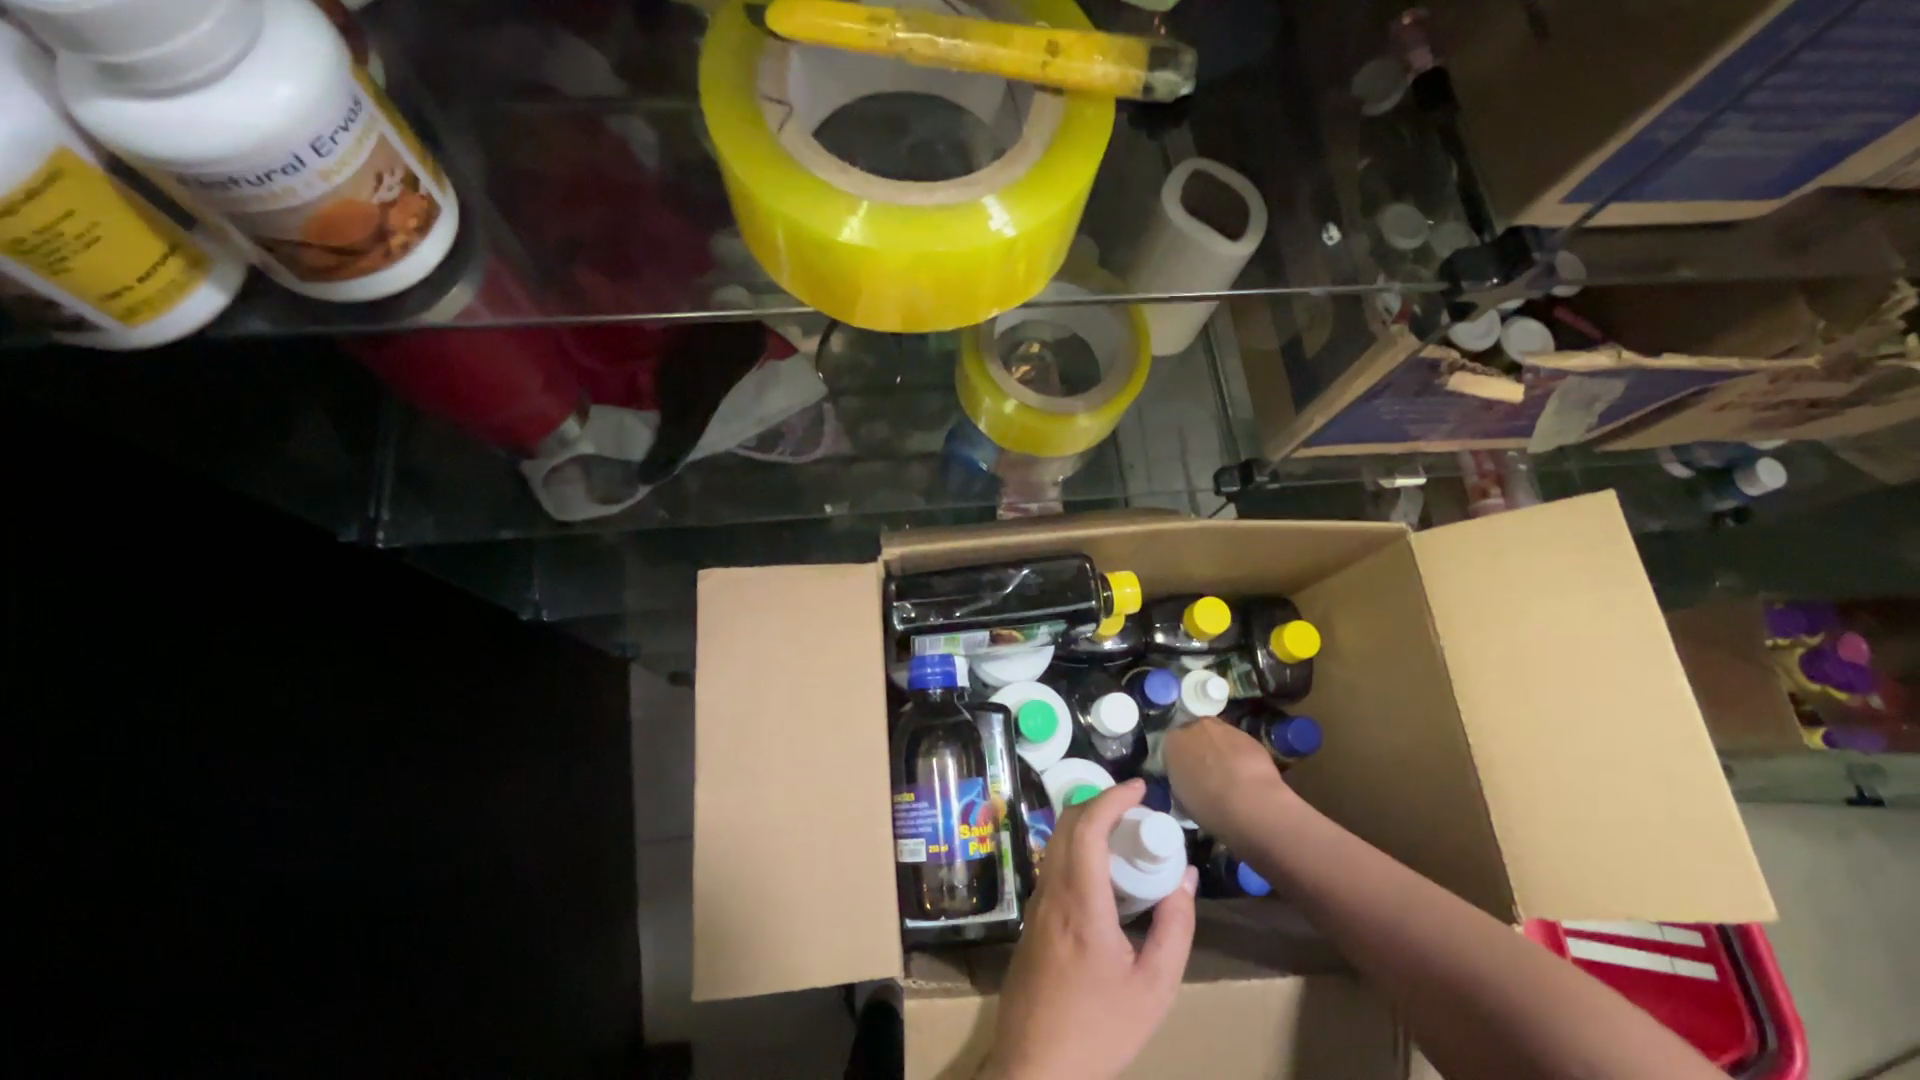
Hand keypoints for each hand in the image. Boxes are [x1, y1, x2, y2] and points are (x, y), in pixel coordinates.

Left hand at [981, 778, 1197, 1079]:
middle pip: (1067, 826)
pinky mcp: (1029, 923)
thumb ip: (1174, 928)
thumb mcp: (1154, 987)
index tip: (1140, 787)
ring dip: (1088, 828)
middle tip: (1138, 811)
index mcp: (1080, 904)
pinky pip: (1052, 869)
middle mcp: (1050, 895)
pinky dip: (1078, 853)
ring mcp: (1034, 908)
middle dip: (1101, 804)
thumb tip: (1184, 878)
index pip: (1089, 827)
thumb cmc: (1099, 1029)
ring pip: (1056, 846)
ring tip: (1126, 842)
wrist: (1036, 1068)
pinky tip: (1104, 878)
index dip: (1113, 798)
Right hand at [1162, 716, 1294, 850]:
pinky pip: (1238, 743)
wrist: (1249, 800)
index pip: (1170, 746)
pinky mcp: (1249, 735)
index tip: (1185, 776)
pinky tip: (1246, 773)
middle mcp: (1196, 727)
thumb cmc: (1207, 804)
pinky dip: (1240, 754)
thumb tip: (1187, 782)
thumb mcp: (1181, 798)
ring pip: (1218, 737)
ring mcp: (1224, 728)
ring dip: (1220, 750)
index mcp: (1172, 741)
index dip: (1178, 761)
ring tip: (1229, 774)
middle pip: (1195, 735)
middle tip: (1206, 773)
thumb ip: (1180, 781)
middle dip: (1199, 750)